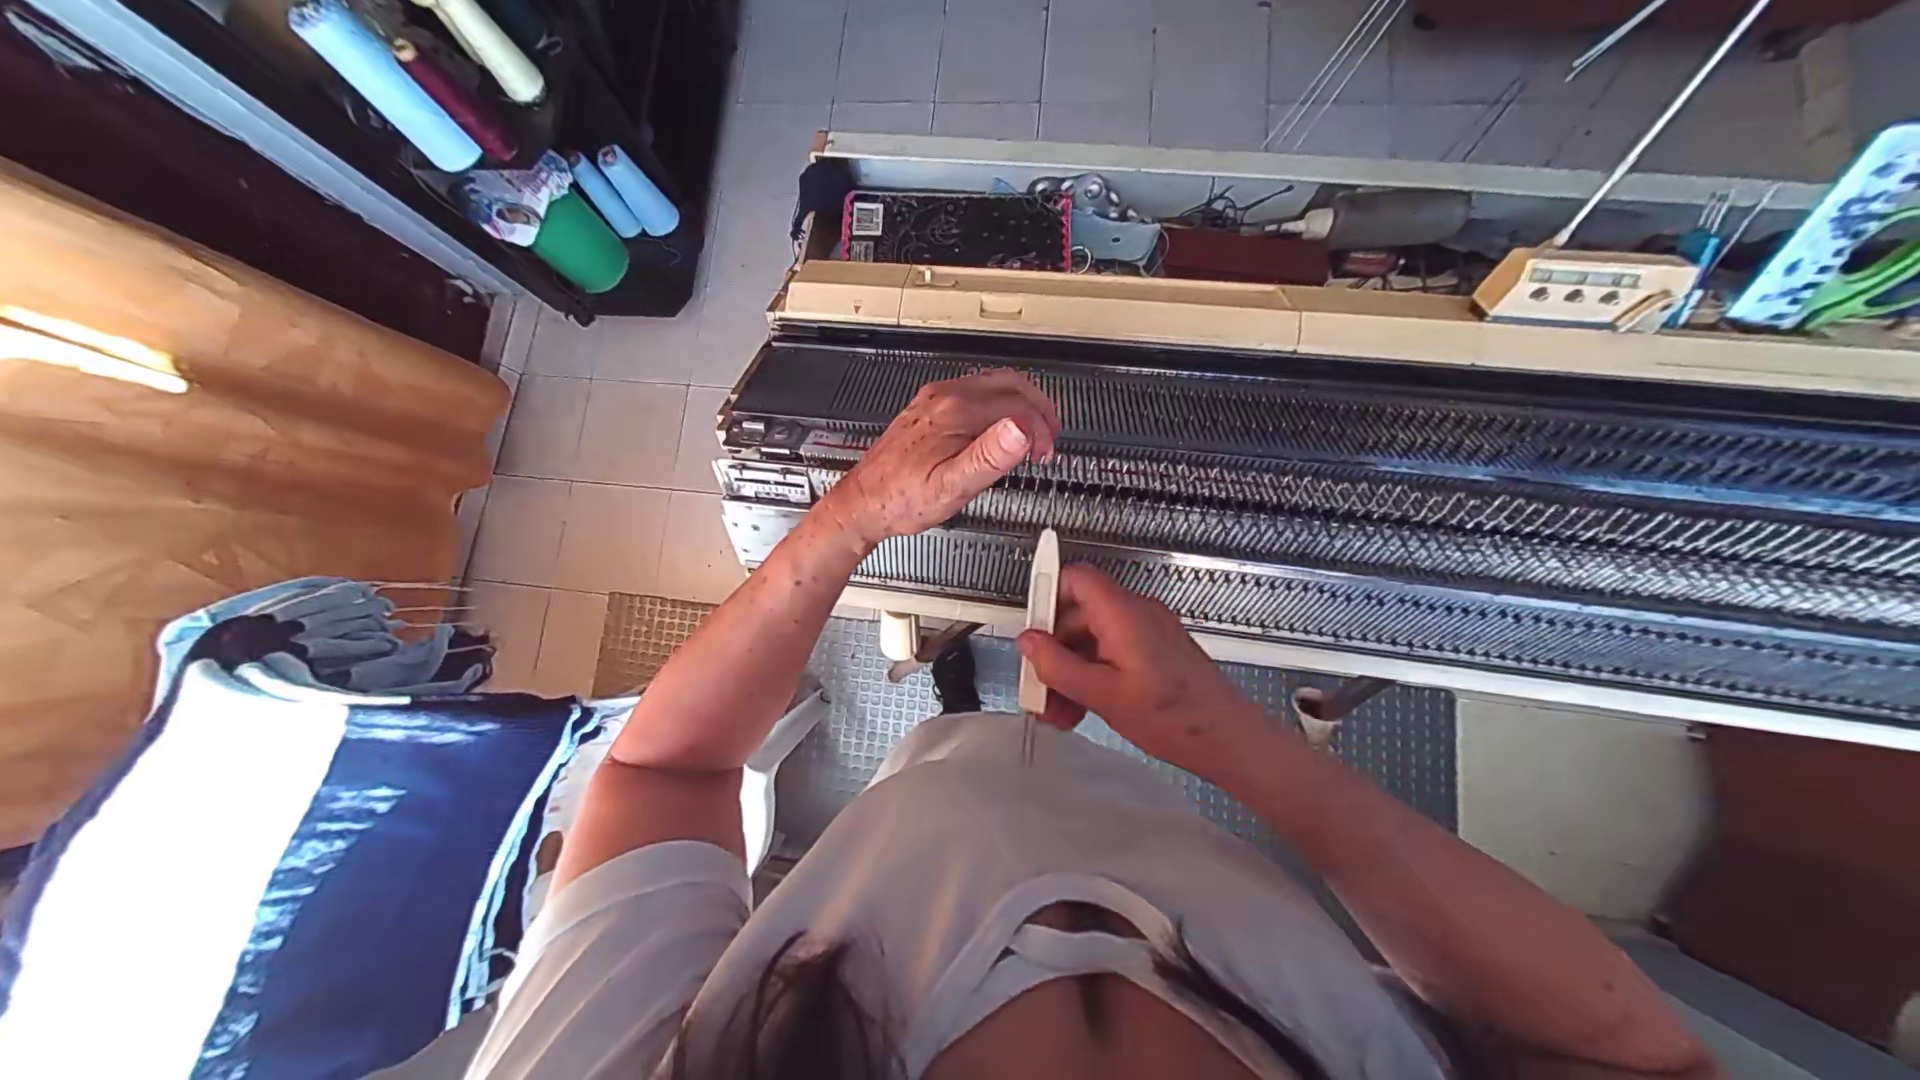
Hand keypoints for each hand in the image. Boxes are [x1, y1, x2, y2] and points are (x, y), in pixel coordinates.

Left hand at [818, 370, 1059, 550]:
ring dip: (1020, 403)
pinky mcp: (928, 409)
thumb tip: (1020, 429)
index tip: (1045, 452)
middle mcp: (945, 397)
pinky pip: (974, 392)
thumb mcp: (951, 487)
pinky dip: (998, 404)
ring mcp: (935, 401)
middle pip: (1009, 384)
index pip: (1017, 405)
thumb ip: (989, 457)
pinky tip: (998, 427)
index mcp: (956, 412)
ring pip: (992, 384)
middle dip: (1038, 408)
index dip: (1040, 428)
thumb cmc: (901, 500)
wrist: (863, 502)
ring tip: (1032, 430)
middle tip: (1050, 434)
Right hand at [1017, 564, 1288, 781]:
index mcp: (1124, 614)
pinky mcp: (1151, 651)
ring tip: (1059, 710)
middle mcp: (1136, 614)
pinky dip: (1090, 675)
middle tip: (1040, 687)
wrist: (1228, 740)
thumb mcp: (1103, 695)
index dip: (1047, 598)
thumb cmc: (1178, 718)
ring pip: (1090, 639)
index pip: (1076, 578)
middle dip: (1053, 652)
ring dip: (1069, 671)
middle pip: (1077, 614)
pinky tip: (1080, 709)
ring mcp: (1145, 632)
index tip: (1030, 629)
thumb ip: (1058, 666)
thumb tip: (1029, 644)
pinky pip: (1109, 652)